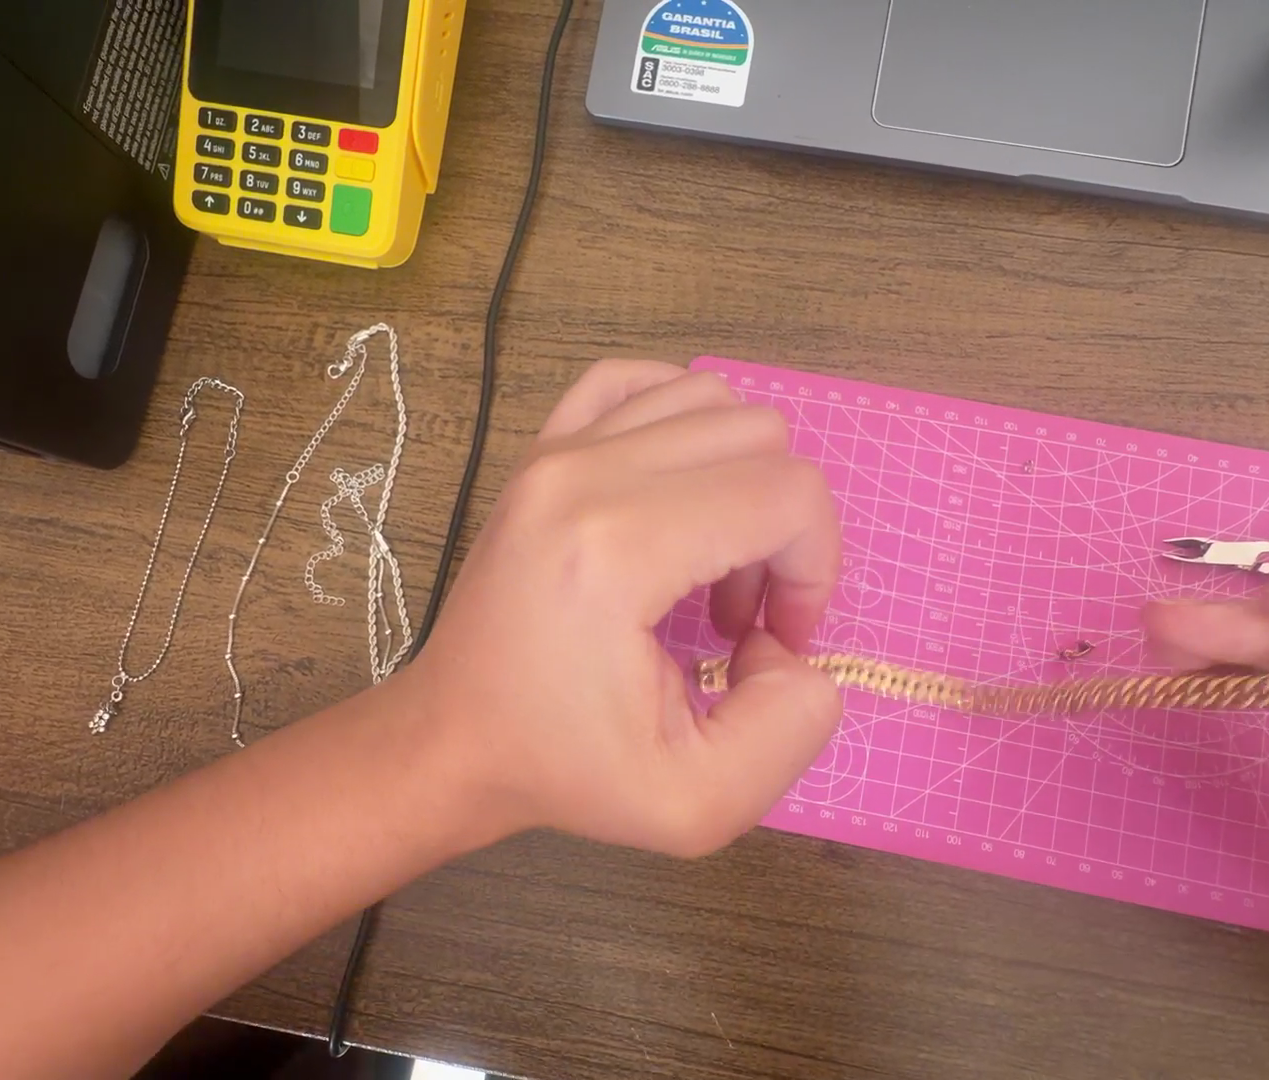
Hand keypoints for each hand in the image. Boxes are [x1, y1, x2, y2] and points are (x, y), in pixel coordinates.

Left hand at [407, 360, 841, 856]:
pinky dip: (681, 419)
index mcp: (618, 550)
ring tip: (709, 559)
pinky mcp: (543, 447)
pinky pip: (637, 381)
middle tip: (742, 610)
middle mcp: (584, 473)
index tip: (776, 639)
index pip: (786, 494)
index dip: (816, 568)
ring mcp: (556, 449)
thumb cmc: (563, 768)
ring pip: (711, 399)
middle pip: (759, 438)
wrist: (453, 736)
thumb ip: (789, 728)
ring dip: (740, 479)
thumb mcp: (696, 803)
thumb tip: (791, 645)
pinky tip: (679, 486)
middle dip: (783, 529)